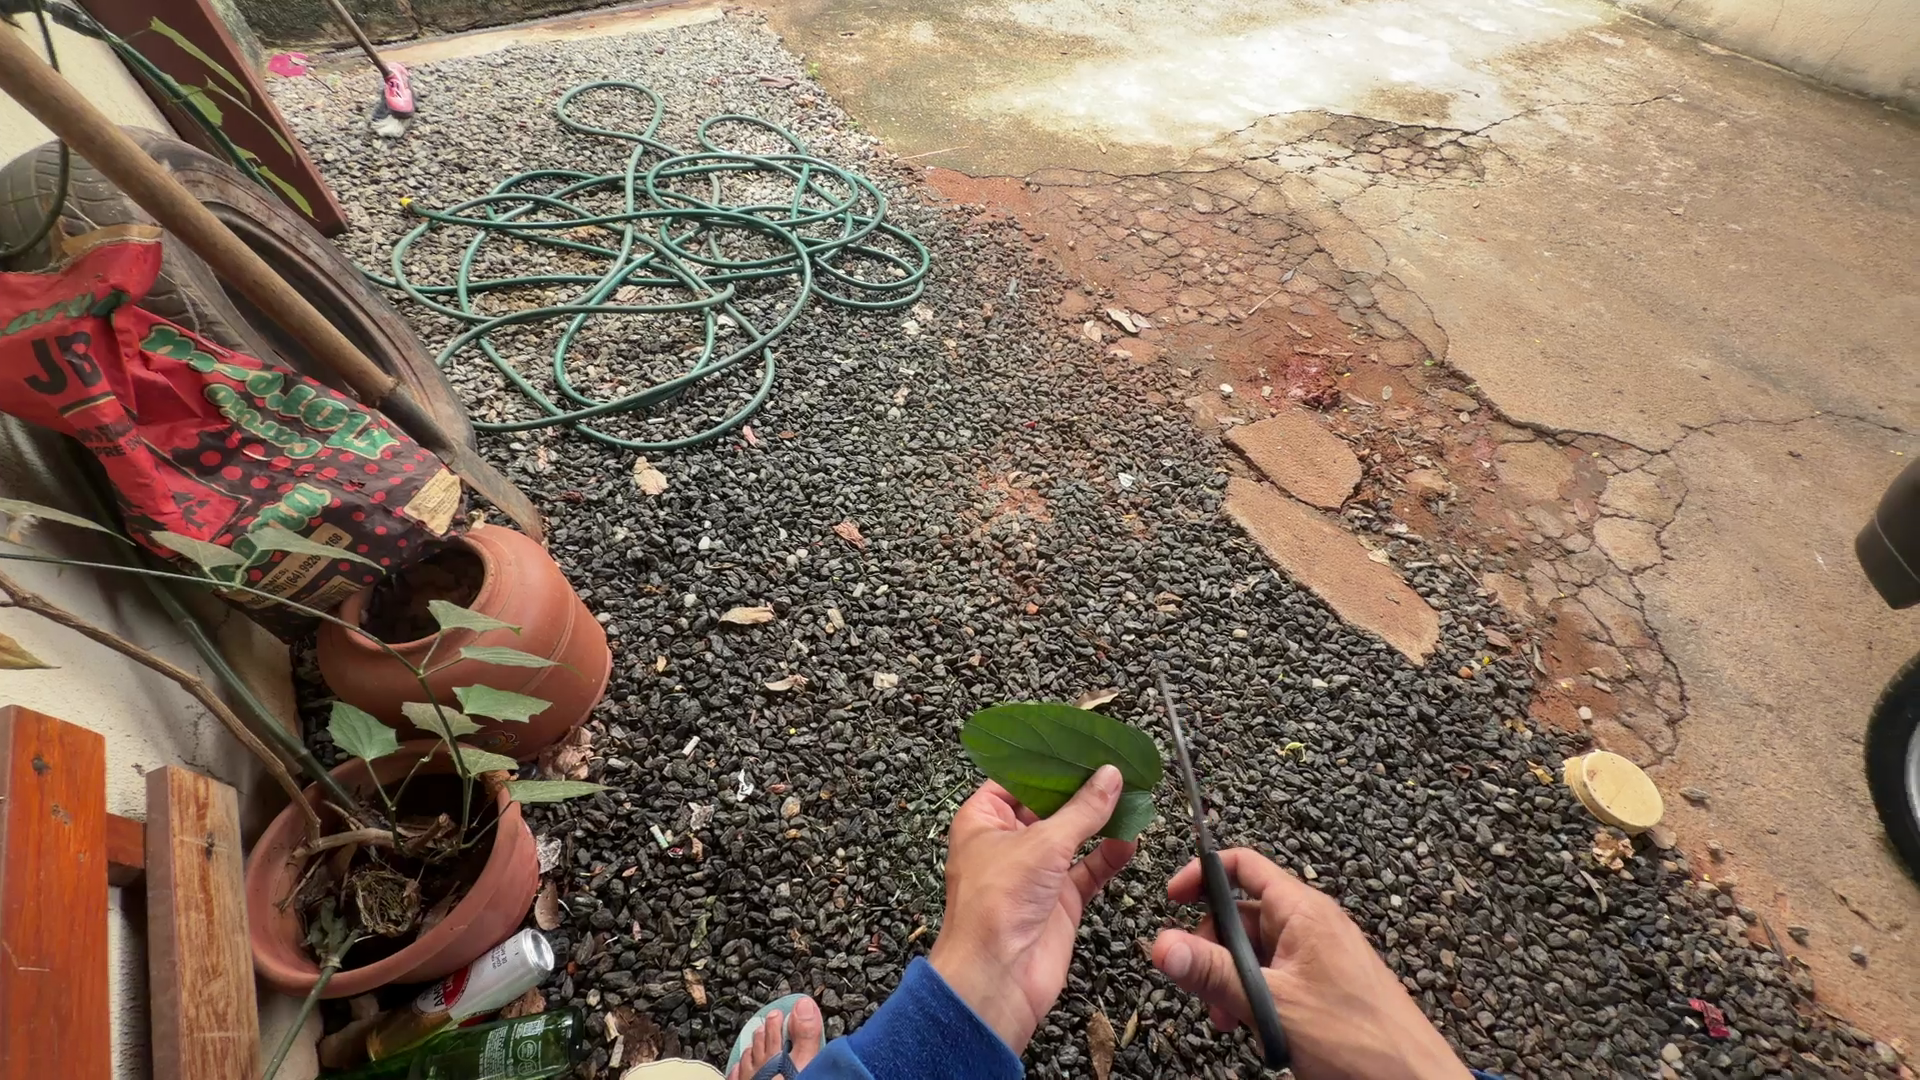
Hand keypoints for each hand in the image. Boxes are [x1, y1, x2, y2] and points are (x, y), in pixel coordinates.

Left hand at [929, 766, 1136, 1055]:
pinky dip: (1109, 855)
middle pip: (1049, 804)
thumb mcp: (1042, 844)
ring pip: (1073, 835)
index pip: (1017, 777)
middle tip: (1114, 764)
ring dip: (1100, 819)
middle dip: (1081, 789)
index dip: (1048, 761)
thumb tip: (1109, 776)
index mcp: (984, 818)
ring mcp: (1035, 871)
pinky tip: (1130, 838)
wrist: (997, 981)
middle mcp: (1008, 841)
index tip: (1081, 744)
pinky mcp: (1058, 899)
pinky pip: (1089, 869)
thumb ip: (1081, 810)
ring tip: (1132, 795)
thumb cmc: (994, 907)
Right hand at [1151, 848, 1470, 1079]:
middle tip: (1202, 985)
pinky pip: (1277, 975)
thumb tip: (1160, 944)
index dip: (1202, 874)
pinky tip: (1256, 1027)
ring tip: (1229, 1018)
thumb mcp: (1274, 1005)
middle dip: (1213, 946)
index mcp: (1302, 910)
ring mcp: (1320, 955)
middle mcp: (1311, 923)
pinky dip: (1257, 995)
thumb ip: (1213, 974)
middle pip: (1241, 912)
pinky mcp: (1327, 987)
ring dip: (1233, 978)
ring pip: (1257, 950)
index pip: (1242, 864)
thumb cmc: (1361, 1044)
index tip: (1172, 899)